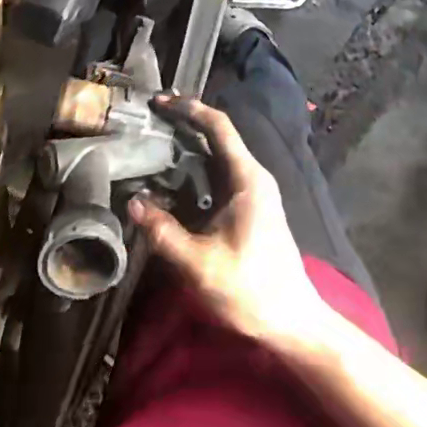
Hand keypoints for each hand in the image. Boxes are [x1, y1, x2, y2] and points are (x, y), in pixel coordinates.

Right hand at [128, 95, 331, 345]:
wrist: (293, 325)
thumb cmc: (252, 291)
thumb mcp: (200, 264)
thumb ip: (163, 232)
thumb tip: (132, 202)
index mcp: (248, 179)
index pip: (219, 126)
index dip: (188, 108)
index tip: (158, 101)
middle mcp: (252, 178)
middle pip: (215, 136)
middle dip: (181, 124)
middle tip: (145, 121)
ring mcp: (251, 193)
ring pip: (214, 156)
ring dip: (184, 148)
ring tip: (148, 145)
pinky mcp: (246, 209)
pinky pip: (214, 176)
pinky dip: (190, 169)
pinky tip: (166, 180)